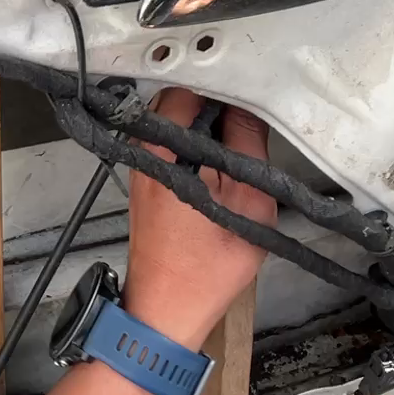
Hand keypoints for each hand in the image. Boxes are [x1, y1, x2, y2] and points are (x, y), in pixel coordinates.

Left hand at [121, 87, 277, 349]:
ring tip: (239, 137)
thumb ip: (249, 144)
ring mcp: (142, 163)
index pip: (188, 88)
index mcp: (162, 148)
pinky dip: (195, 141)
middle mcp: (143, 148)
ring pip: (175, 121)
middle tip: (249, 115)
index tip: (249, 88)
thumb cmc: (207, 266)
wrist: (167, 310)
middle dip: (215, 101)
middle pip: (178, 99)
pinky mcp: (146, 178)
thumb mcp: (248, 201)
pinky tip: (220, 159)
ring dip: (205, 123)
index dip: (222, 84)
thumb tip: (251, 103)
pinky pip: (171, 142)